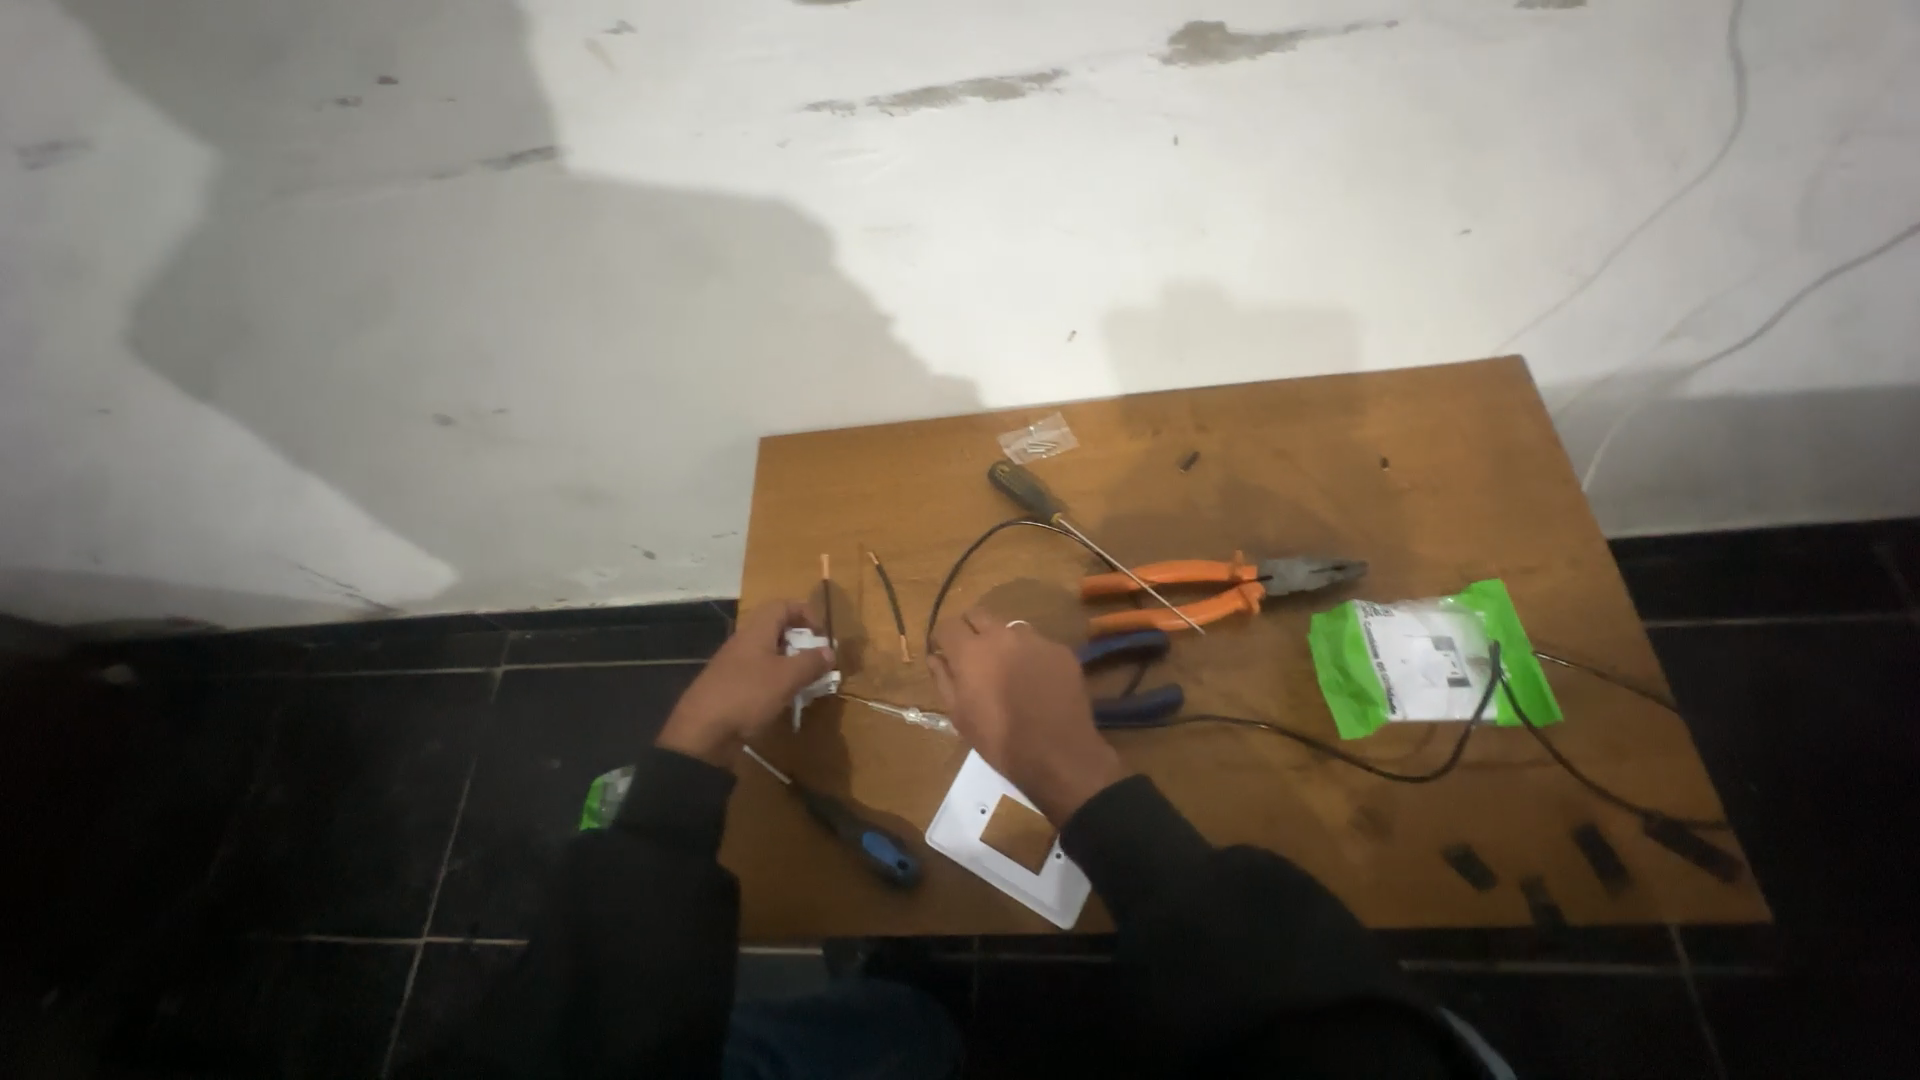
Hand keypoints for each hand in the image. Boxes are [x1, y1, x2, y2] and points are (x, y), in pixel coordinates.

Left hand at [656, 600, 833, 765]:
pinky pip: (758, 675)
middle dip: (801, 641)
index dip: (806, 613)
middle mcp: (743, 643)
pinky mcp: (730, 688)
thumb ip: (811, 662)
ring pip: (768, 654)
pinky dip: (776, 681)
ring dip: (790, 664)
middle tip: (818, 660)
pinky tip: (784, 699)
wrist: (700, 733)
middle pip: (776, 629)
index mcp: (756, 631)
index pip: (782, 606)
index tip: (822, 635)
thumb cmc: (747, 695)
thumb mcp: (786, 678)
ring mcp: (734, 666)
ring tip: (806, 682)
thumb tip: (829, 651)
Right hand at [927, 605, 1125, 823]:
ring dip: (1002, 642)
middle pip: (978, 615)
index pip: (948, 625)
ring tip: (1007, 669)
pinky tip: (1036, 682)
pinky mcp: (1061, 651)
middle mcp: (1002, 635)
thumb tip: (935, 657)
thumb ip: (944, 679)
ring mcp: (1035, 640)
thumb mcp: (960, 716)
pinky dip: (1030, 656)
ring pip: (1010, 628)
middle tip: (972, 656)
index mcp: (971, 651)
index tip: (943, 652)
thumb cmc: (999, 740)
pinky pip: (1038, 645)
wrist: (1057, 754)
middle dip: (969, 630)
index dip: (942, 638)